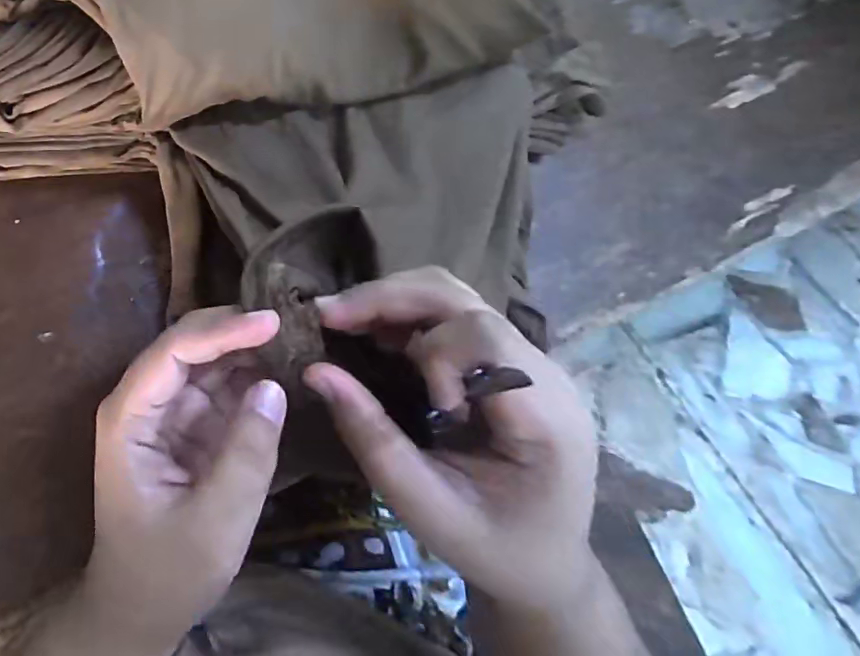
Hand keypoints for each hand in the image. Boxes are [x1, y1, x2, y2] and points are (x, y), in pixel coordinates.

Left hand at [34, 308, 286, 655]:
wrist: (141, 608)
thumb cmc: (168, 571)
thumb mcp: (215, 523)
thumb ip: (246, 454)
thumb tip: (274, 386)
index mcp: (130, 415)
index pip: (174, 352)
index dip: (222, 330)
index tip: (272, 320)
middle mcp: (144, 400)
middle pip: (188, 345)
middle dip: (235, 328)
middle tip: (289, 319)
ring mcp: (167, 411)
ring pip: (207, 359)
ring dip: (247, 347)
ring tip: (294, 335)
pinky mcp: (190, 425)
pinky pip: (221, 387)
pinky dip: (251, 374)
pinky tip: (282, 366)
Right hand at [304, 268, 597, 613]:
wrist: (543, 565)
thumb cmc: (490, 545)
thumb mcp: (425, 507)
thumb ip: (372, 438)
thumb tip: (315, 371)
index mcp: (545, 416)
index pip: (485, 336)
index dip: (436, 351)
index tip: (419, 399)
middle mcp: (544, 372)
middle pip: (459, 299)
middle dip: (389, 299)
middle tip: (328, 316)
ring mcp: (527, 358)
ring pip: (452, 293)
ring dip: (393, 298)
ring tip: (344, 319)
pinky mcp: (505, 356)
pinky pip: (451, 312)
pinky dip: (406, 311)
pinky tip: (375, 331)